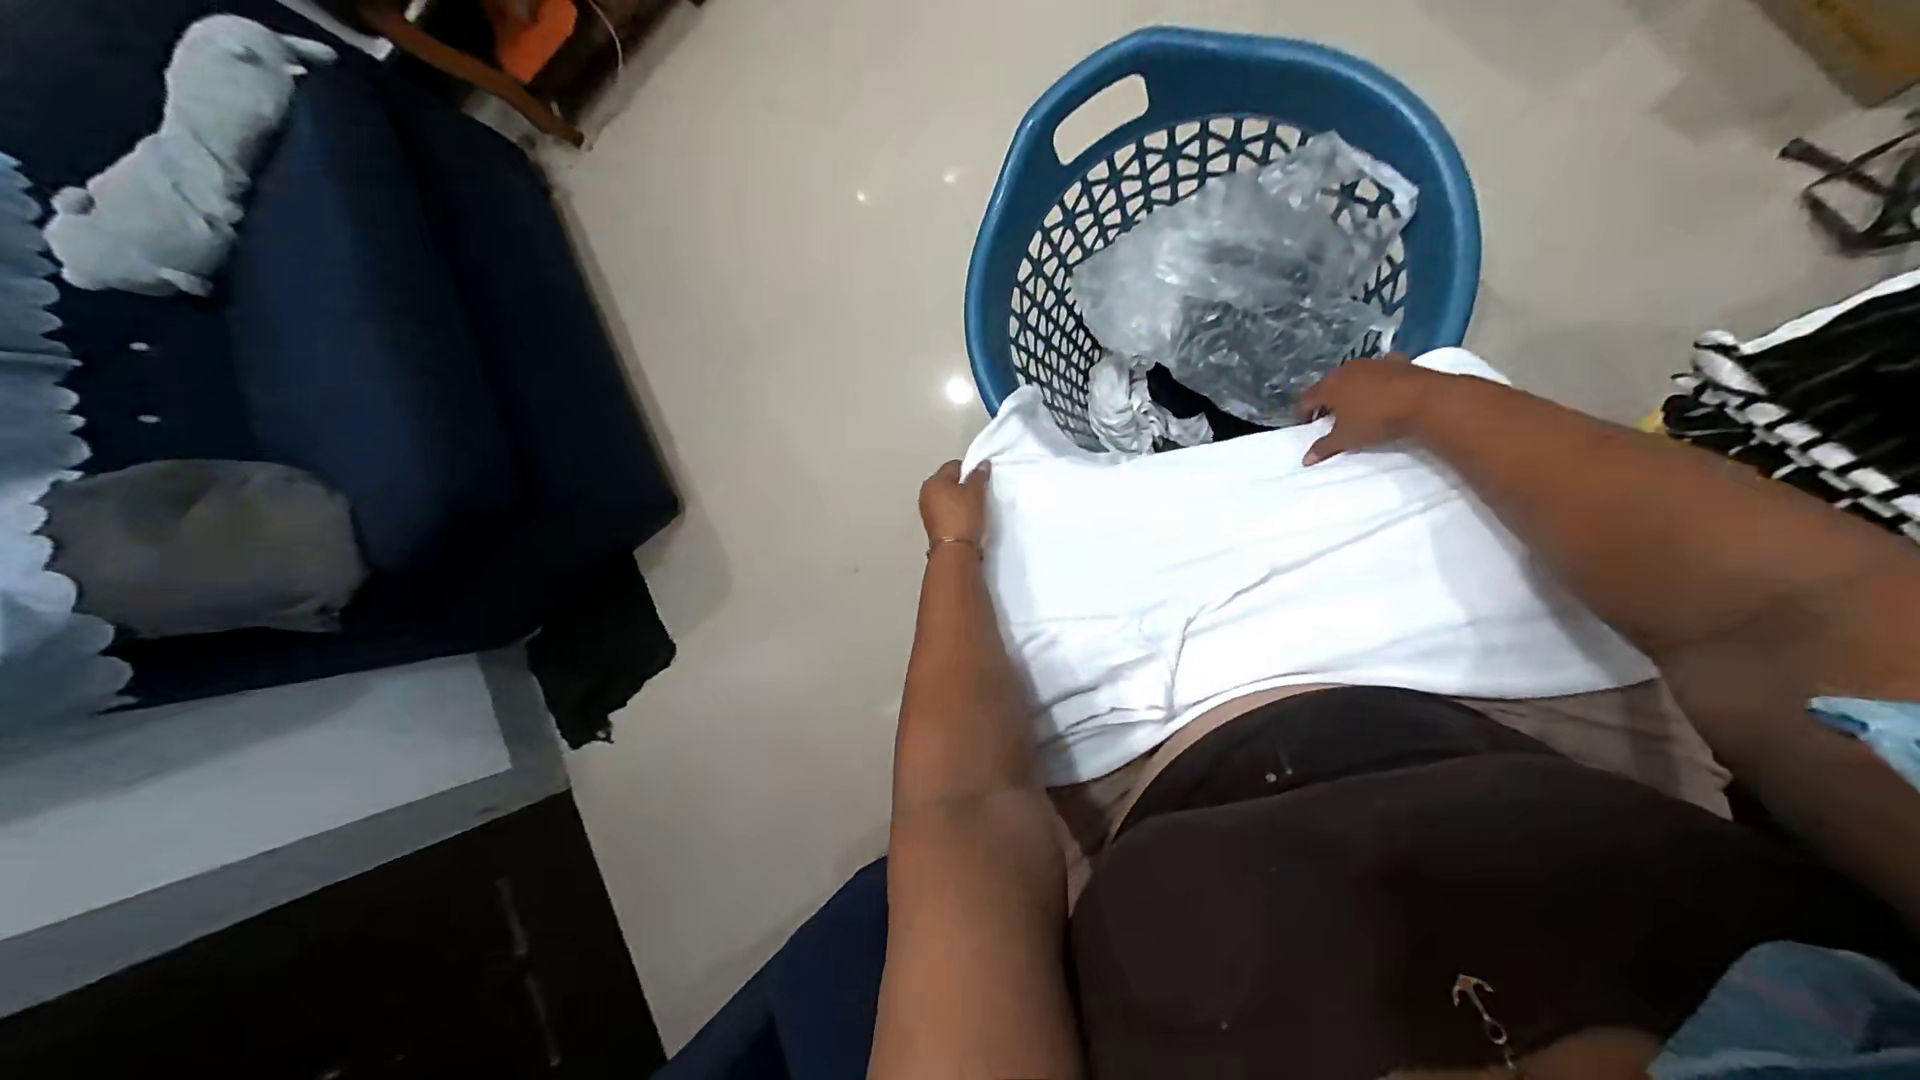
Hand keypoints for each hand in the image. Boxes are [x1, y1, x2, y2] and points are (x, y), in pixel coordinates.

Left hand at [919, 460, 990, 545]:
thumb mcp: (975, 492)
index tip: (981, 479)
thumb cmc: (963, 517)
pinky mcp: (932, 525)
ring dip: (959, 499)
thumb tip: (981, 465)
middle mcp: (926, 493)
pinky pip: (946, 511)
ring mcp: (927, 510)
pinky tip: (966, 518)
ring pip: (947, 497)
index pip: (954, 466)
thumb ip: (979, 475)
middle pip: (948, 481)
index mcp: (933, 481)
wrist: (955, 549)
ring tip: (974, 507)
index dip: (970, 469)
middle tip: (978, 493)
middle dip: (963, 485)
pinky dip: (955, 511)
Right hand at [1295, 353, 1454, 464]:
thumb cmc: (1376, 420)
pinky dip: (1376, 379)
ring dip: (1349, 388)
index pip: (1306, 399)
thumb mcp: (1346, 439)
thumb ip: (1324, 447)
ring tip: (1355, 404)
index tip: (1305, 424)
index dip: (1302, 413)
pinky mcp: (1396, 361)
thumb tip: (1306, 459)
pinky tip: (1382, 388)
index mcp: (1328, 386)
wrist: (1426, 401)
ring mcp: (1372, 363)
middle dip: (1325, 399)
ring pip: (1352, 375)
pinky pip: (1379, 370)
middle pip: (1328, 385)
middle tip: (1328, 416)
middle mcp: (1346, 370)